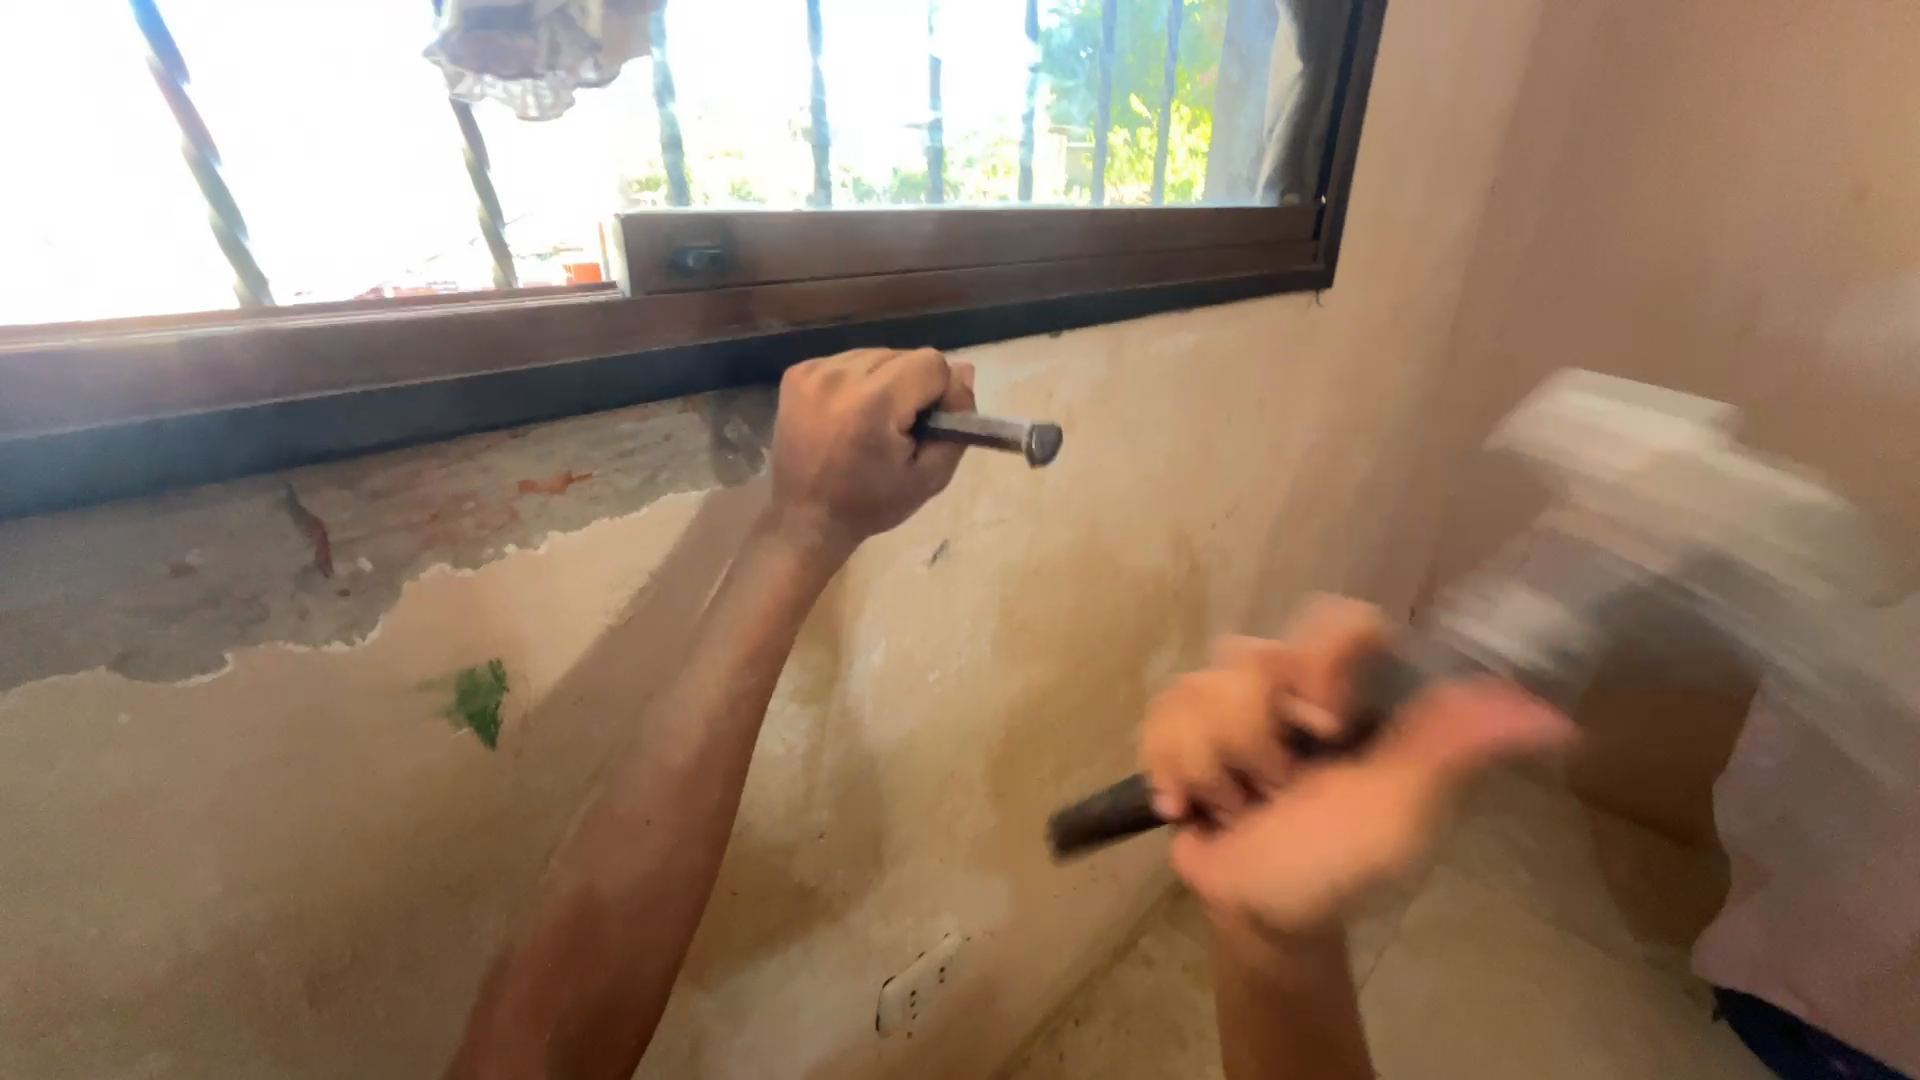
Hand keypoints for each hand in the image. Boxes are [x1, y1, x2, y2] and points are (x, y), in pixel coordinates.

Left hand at [768, 347, 975, 558]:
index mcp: (874, 403)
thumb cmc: (871, 504)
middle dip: (914, 387)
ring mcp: (814, 371)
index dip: (942, 393)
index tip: (931, 425)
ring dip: (886, 382)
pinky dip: (858, 382)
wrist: (806, 518)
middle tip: (901, 428)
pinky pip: (848, 361)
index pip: (932, 363)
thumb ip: (957, 424)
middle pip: (905, 355)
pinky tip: (850, 414)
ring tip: (874, 421)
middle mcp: (840, 376)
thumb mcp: (930, 478)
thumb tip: (965, 371)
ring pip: (877, 355)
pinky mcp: (797, 372)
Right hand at [1140, 595, 1575, 937]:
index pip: (1340, 619)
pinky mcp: (1176, 721)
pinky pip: (1157, 715)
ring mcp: (1223, 699)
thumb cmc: (1334, 866)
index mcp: (1347, 693)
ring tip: (1237, 807)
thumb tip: (1550, 719)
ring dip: (1214, 771)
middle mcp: (1285, 682)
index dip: (1321, 660)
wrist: (1257, 910)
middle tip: (1278, 791)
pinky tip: (1190, 804)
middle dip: (1255, 745)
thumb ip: (1449, 755)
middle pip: (1247, 659)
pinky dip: (1172, 770)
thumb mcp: (1398, 818)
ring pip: (1194, 693)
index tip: (1323, 725)